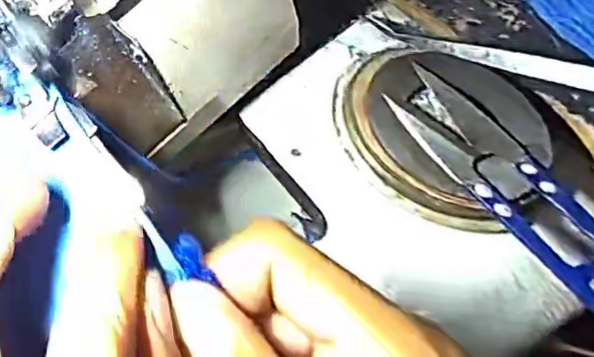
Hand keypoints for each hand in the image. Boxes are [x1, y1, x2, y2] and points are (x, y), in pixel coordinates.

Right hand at [167, 220, 466, 356]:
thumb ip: (245, 353)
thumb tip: (189, 296)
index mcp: (387, 332)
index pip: (265, 247)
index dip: (215, 275)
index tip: (189, 318)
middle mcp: (400, 333)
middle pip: (272, 281)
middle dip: (232, 319)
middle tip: (214, 356)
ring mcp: (403, 354)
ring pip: (291, 318)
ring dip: (254, 345)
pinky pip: (319, 345)